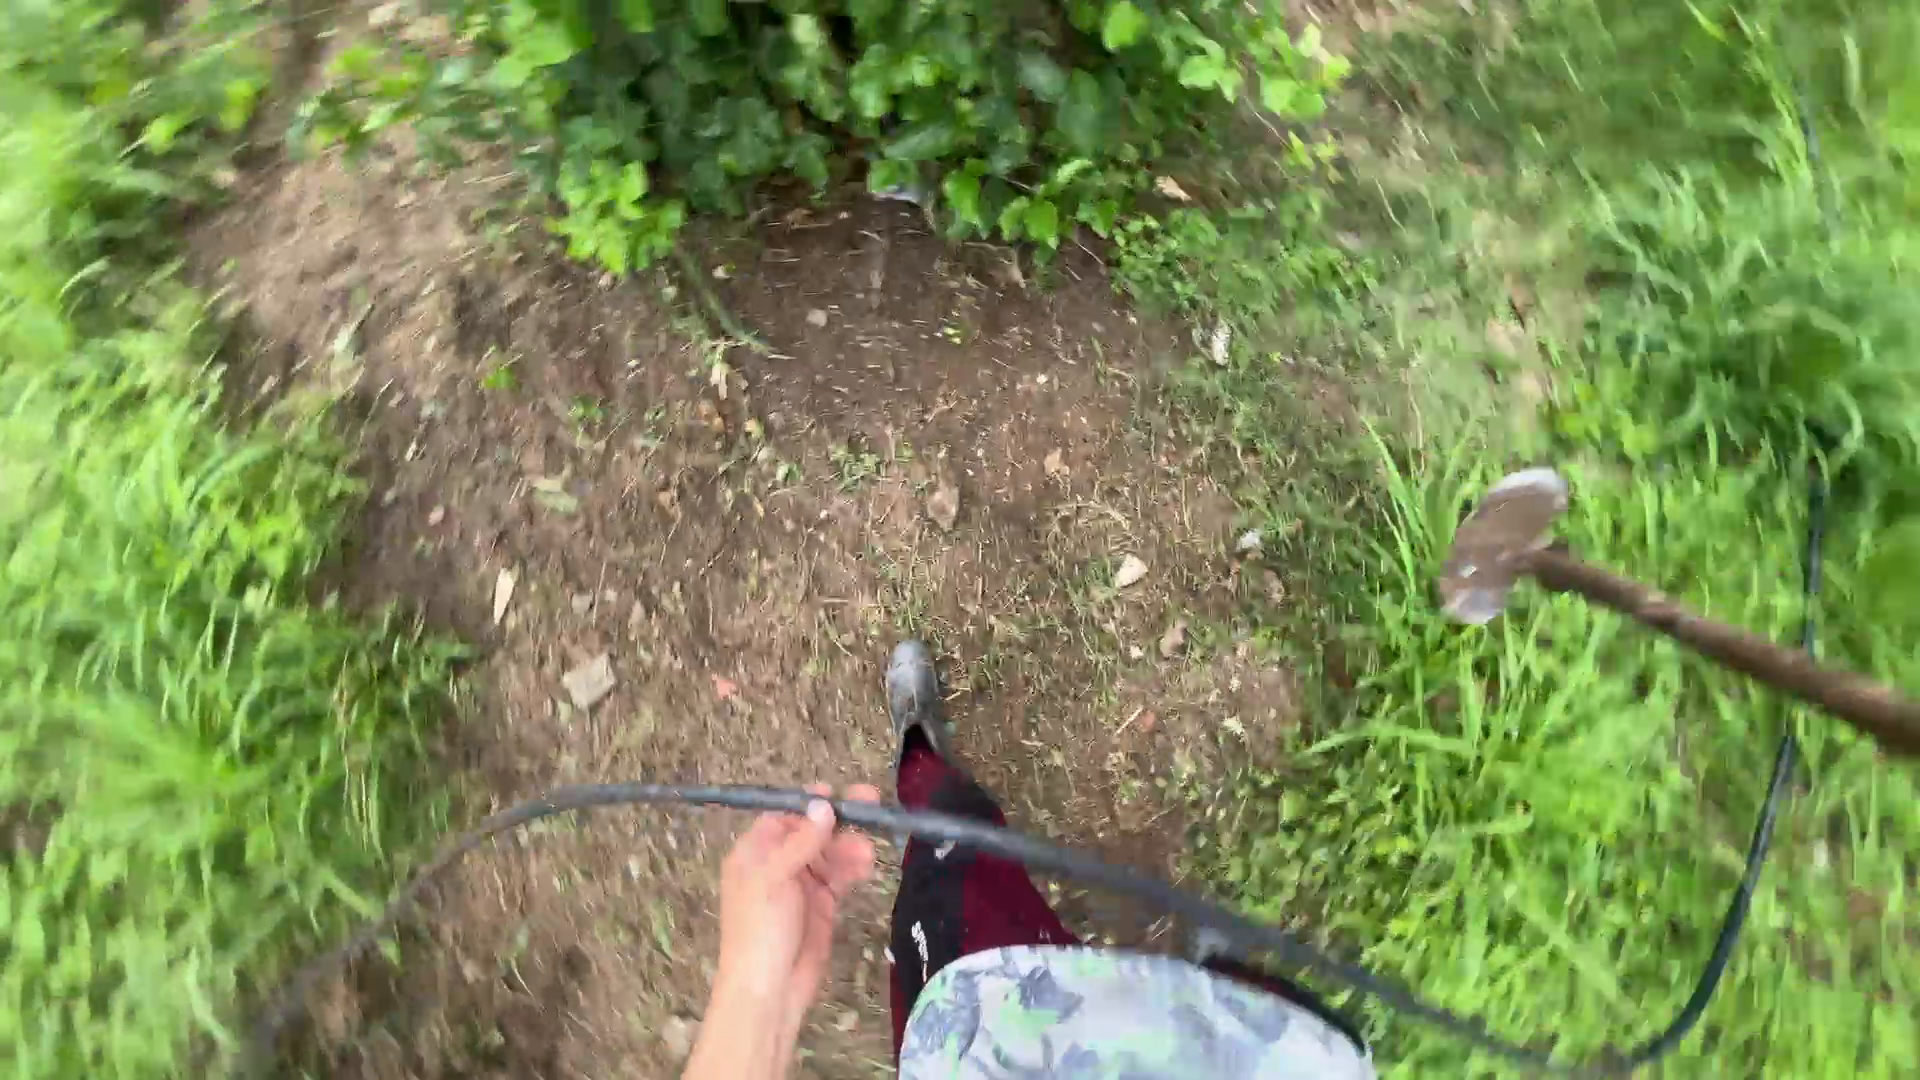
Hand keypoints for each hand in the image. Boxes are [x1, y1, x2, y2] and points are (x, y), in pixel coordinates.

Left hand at [684, 785, 877, 1079]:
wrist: (769, 992)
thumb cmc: (760, 930)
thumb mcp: (774, 879)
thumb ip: (802, 841)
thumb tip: (823, 804)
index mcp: (755, 853)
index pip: (784, 816)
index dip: (809, 804)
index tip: (835, 793)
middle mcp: (778, 863)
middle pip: (813, 830)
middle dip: (840, 820)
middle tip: (870, 802)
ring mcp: (801, 884)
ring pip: (831, 852)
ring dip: (850, 846)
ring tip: (868, 851)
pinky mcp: (821, 903)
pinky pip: (840, 875)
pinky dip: (853, 867)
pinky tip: (866, 864)